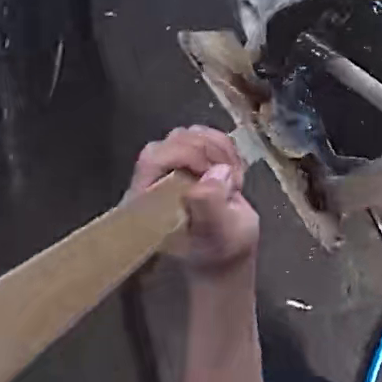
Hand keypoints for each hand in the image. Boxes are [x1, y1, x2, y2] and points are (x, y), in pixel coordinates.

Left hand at [126, 126, 258, 278]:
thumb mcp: (220, 234)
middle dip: (209, 153)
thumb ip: (211, 206)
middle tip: (230, 176)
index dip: (185, 155)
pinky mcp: (190, 157)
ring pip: (190, 134)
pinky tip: (233, 167)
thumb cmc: (221, 247)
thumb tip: (214, 172)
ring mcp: (172, 166)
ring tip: (233, 176)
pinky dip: (225, 146)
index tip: (216, 171)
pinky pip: (205, 134)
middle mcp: (154, 180)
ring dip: (219, 149)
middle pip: (174, 141)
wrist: (230, 247)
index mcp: (147, 202)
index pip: (153, 159)